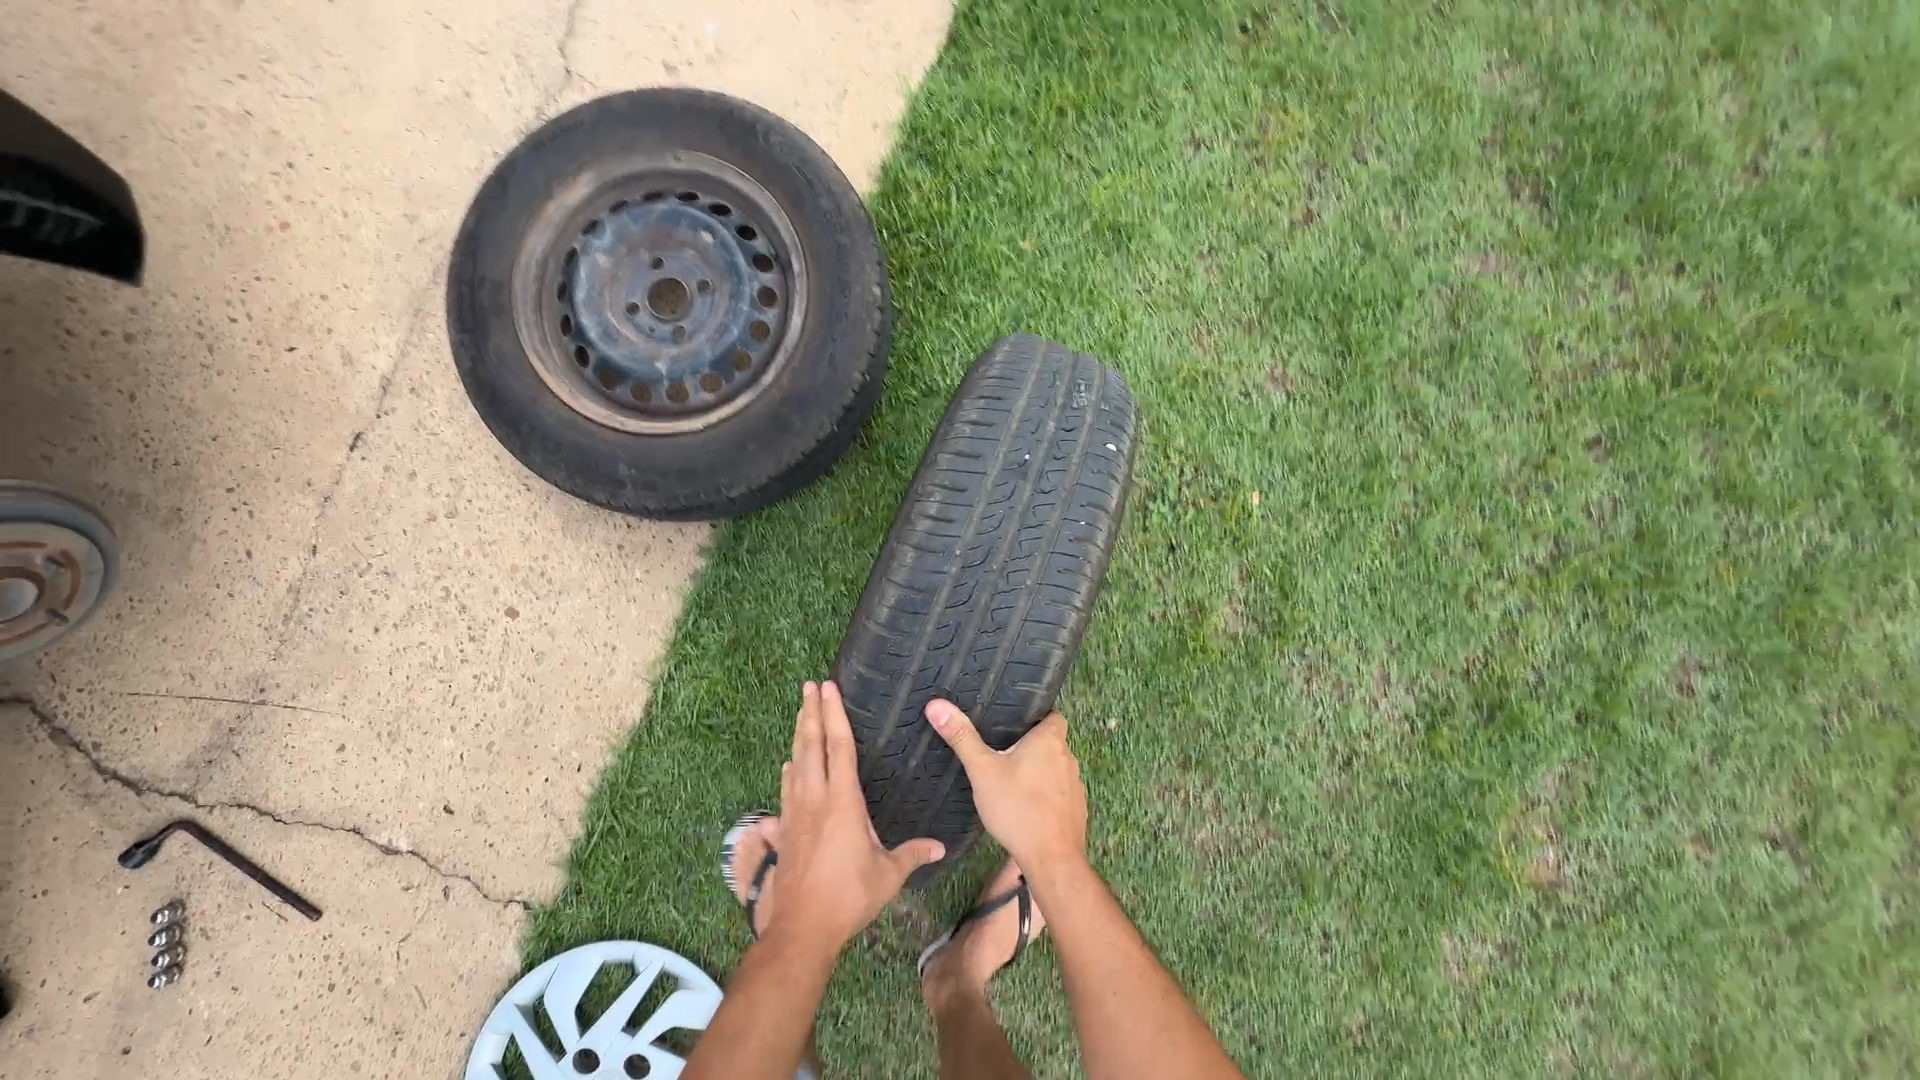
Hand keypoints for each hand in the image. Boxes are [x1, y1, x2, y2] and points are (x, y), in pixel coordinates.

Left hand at [763, 681, 945, 954]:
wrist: (802, 926)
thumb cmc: (849, 896)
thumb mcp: (888, 875)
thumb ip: (912, 854)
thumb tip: (940, 846)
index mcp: (843, 801)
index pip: (839, 747)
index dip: (834, 714)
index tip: (828, 688)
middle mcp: (816, 798)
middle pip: (812, 745)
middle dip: (811, 712)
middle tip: (809, 685)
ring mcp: (796, 812)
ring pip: (797, 762)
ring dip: (799, 735)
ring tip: (801, 712)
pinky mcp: (785, 829)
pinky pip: (787, 788)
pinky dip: (789, 770)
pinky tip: (789, 764)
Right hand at [925, 701, 1087, 870]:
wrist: (1051, 858)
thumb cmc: (1017, 808)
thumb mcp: (982, 770)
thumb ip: (962, 737)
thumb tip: (937, 705)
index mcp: (1049, 740)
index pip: (1051, 714)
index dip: (1036, 716)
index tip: (1014, 722)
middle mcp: (1068, 757)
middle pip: (1052, 742)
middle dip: (1031, 745)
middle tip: (1002, 751)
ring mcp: (1075, 785)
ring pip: (1055, 769)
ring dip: (1039, 771)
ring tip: (1011, 779)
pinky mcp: (1077, 810)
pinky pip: (1060, 793)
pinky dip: (1046, 795)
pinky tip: (1026, 807)